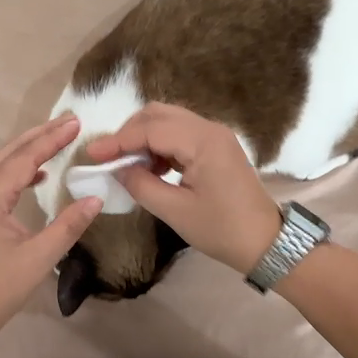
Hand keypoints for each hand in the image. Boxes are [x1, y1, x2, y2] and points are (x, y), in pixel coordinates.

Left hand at [0, 114, 102, 345]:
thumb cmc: (1, 287)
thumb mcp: (40, 257)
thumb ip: (68, 225)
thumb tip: (96, 198)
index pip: (24, 159)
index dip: (51, 140)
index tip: (76, 123)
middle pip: (8, 153)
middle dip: (39, 136)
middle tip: (69, 122)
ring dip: (27, 148)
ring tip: (56, 139)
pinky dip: (17, 168)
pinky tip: (37, 174)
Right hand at [88, 104, 282, 273]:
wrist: (264, 242)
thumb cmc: (221, 229)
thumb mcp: (176, 212)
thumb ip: (143, 186)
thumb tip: (119, 170)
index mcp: (203, 141)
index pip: (150, 129)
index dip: (118, 140)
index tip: (92, 155)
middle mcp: (210, 129)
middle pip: (159, 115)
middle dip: (129, 133)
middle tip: (107, 157)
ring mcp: (216, 136)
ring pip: (169, 122)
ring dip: (143, 138)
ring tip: (126, 165)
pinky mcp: (217, 148)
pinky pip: (181, 135)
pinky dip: (159, 146)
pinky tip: (149, 168)